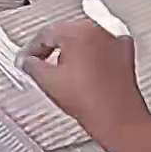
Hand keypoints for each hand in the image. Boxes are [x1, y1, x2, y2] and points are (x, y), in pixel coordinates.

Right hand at [21, 20, 150, 149]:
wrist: (117, 119)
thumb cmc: (90, 101)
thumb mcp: (47, 81)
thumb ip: (31, 65)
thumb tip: (27, 62)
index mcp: (78, 33)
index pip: (45, 34)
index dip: (31, 49)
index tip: (25, 59)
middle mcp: (99, 32)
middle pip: (66, 33)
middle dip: (50, 47)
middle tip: (38, 63)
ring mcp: (115, 43)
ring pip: (84, 39)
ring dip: (71, 51)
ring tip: (61, 70)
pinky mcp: (125, 56)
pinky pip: (103, 49)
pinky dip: (92, 56)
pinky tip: (85, 70)